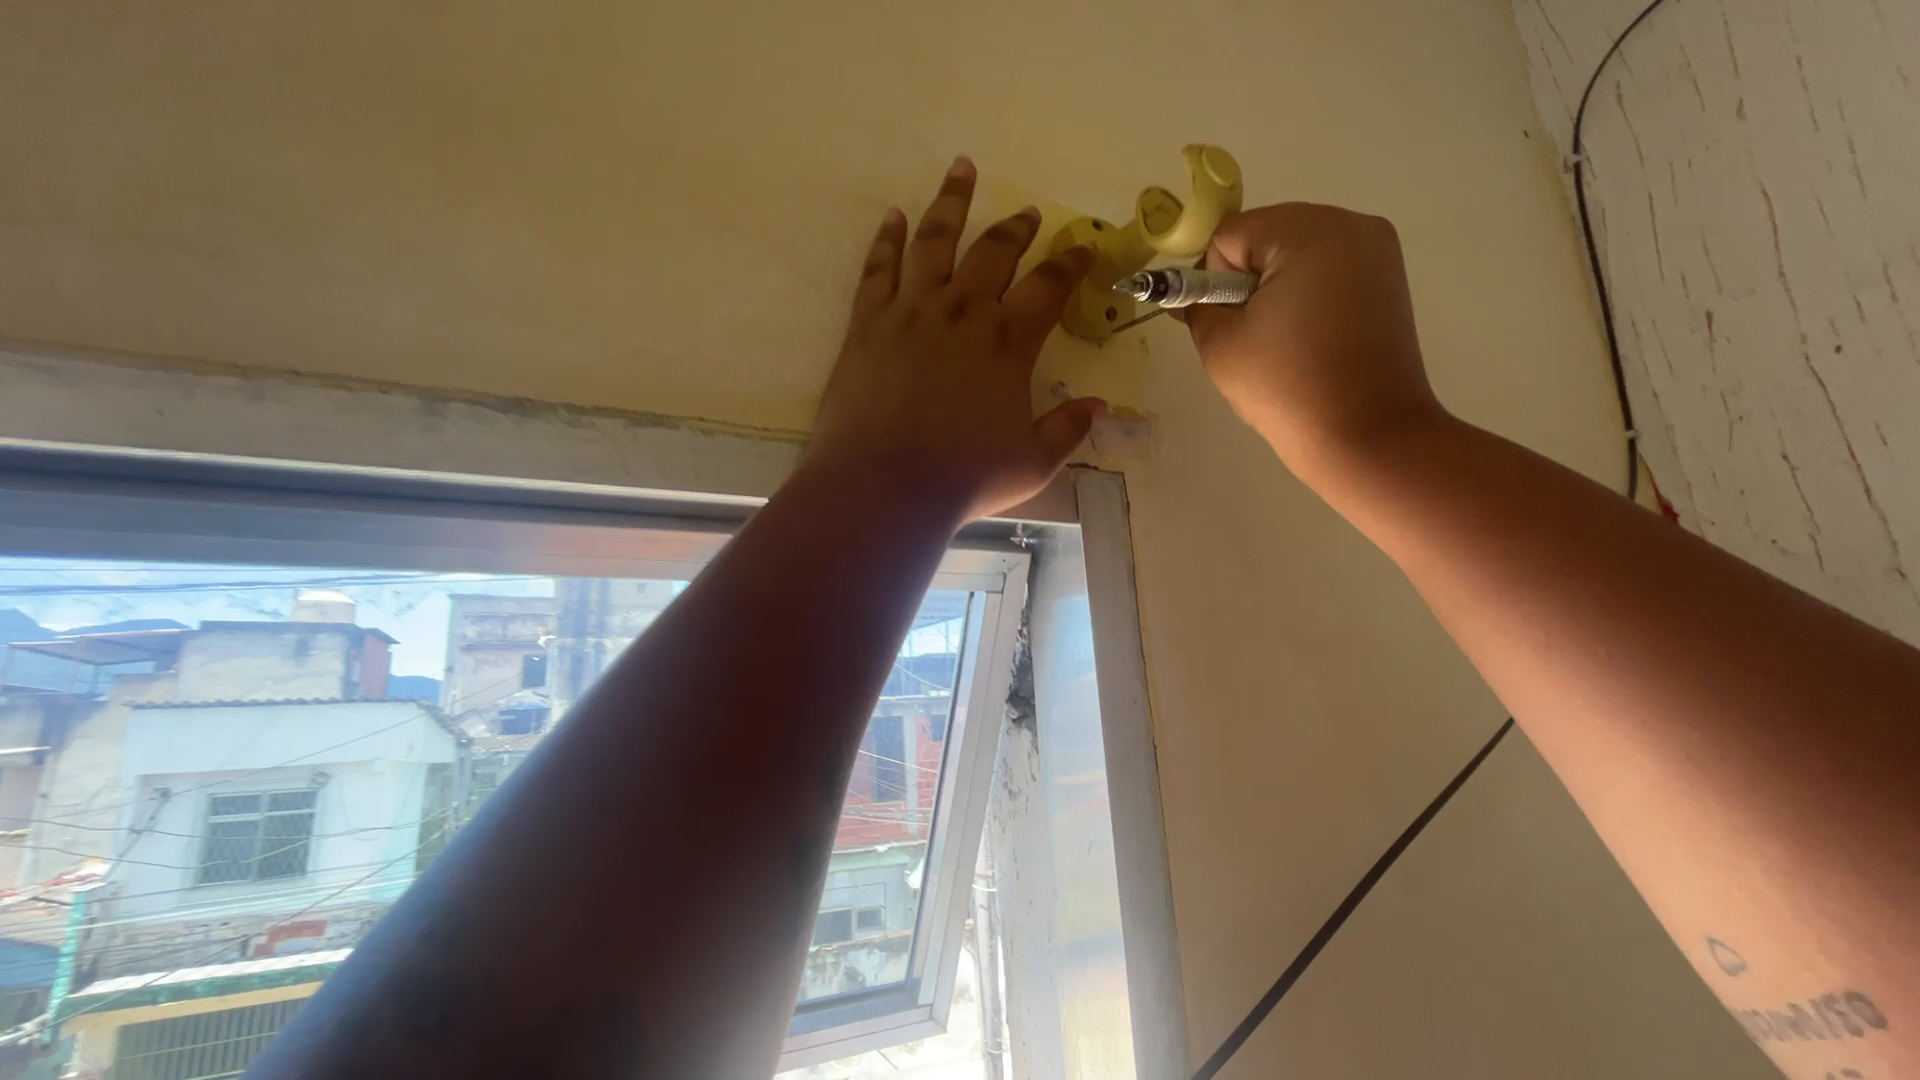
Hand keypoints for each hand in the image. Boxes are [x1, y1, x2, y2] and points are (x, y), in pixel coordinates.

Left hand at [808, 157, 1105, 522]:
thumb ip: (1067, 429)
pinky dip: (888, 239)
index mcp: (1008, 342)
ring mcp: (910, 312)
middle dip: (1016, 228)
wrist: (883, 486)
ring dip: (952, 202)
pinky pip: (878, 268)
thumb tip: (1099, 406)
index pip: (1049, 286)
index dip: (1071, 262)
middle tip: (1028, 212)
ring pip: (934, 242)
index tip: (1084, 248)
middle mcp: (962, 312)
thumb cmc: (962, 478)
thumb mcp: (1031, 462)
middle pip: (994, 252)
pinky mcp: (867, 324)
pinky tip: (895, 217)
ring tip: (962, 169)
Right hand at [1181, 203, 1444, 481]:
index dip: (1215, 280)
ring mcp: (1377, 250)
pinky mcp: (1388, 278)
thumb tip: (1190, 294)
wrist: (1364, 435)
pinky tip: (1309, 336)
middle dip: (1248, 279)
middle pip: (1267, 234)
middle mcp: (1351, 224)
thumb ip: (1196, 306)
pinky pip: (1327, 269)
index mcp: (1309, 230)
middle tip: (1254, 334)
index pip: (1230, 235)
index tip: (1229, 324)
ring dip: (1277, 286)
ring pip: (1297, 251)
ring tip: (1284, 340)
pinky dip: (1307, 294)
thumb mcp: (1220, 344)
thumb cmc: (1286, 385)